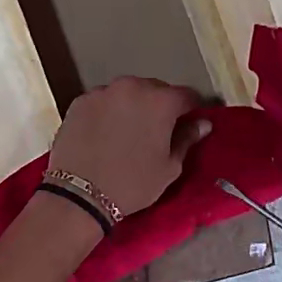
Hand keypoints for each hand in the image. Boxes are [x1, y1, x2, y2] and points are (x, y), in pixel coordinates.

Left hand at [48, 78, 211, 216]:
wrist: (79, 194)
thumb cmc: (132, 183)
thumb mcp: (168, 167)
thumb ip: (186, 139)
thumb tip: (203, 124)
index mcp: (161, 101)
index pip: (187, 95)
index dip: (192, 109)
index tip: (191, 122)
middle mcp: (132, 87)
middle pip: (156, 89)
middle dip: (161, 105)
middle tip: (159, 129)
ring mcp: (102, 91)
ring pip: (127, 93)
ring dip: (133, 106)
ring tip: (129, 131)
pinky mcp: (79, 101)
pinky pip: (103, 101)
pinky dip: (109, 111)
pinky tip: (105, 133)